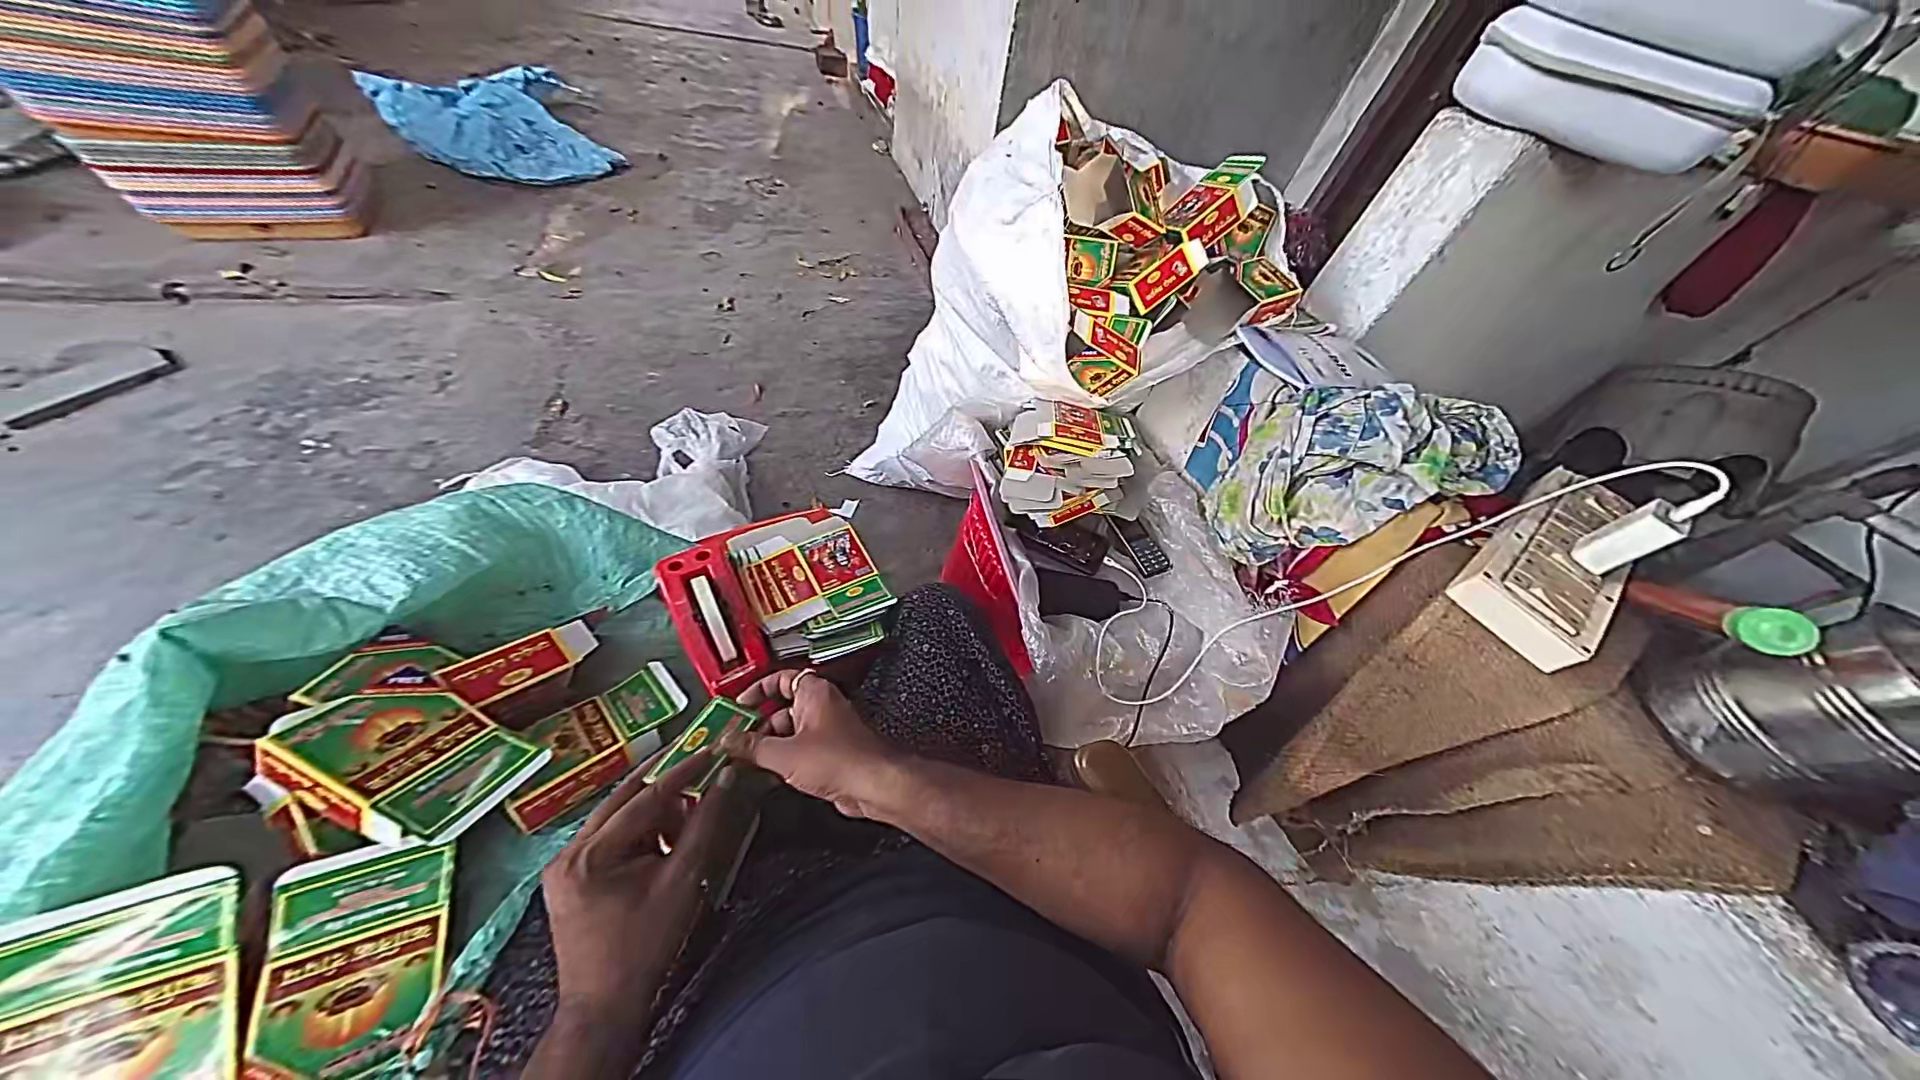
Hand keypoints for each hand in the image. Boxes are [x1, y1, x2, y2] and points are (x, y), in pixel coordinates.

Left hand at [539, 751, 735, 1025]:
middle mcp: (568, 852)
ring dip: (654, 816)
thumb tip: (723, 781)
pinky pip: (611, 838)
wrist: (606, 1005)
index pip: (644, 797)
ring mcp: (563, 865)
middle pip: (625, 800)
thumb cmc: (646, 945)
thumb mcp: (683, 879)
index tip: (710, 751)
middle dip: (666, 790)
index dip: (683, 771)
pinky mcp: (569, 877)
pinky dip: (640, 835)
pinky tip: (662, 850)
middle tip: (699, 776)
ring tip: (683, 832)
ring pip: (618, 817)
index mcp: (590, 855)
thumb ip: (705, 824)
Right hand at [726, 669, 904, 818]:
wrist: (873, 784)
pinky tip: (768, 774)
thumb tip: (732, 741)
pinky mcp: (831, 753)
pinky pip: (801, 750)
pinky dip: (784, 759)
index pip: (781, 679)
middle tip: (737, 738)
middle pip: (783, 708)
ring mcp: (828, 730)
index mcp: (814, 693)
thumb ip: (753, 747)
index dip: (758, 690)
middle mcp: (823, 707)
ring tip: (747, 759)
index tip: (739, 704)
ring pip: (791, 732)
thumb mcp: (784, 753)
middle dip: (759, 724)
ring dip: (770, 745)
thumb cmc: (844, 759)